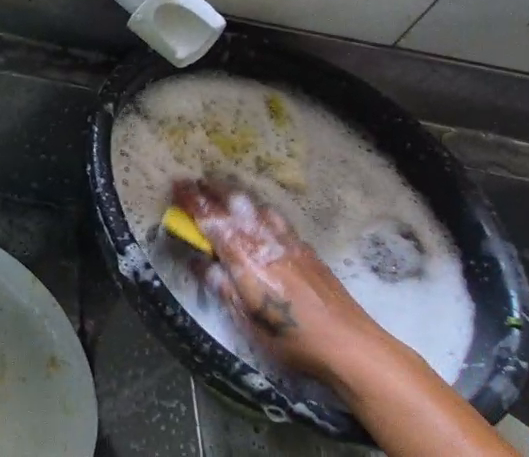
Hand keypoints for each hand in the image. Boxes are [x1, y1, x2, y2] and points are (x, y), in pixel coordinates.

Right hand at [172, 179, 388, 386]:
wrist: (352, 346)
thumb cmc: (292, 339)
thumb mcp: (246, 320)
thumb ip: (220, 286)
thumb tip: (195, 261)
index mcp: (243, 258)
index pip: (211, 219)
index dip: (192, 200)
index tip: (176, 184)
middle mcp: (264, 242)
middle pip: (235, 203)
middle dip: (213, 188)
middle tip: (197, 181)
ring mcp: (289, 243)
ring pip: (258, 207)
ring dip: (237, 195)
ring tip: (225, 191)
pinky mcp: (307, 250)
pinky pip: (278, 219)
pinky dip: (260, 210)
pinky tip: (261, 216)